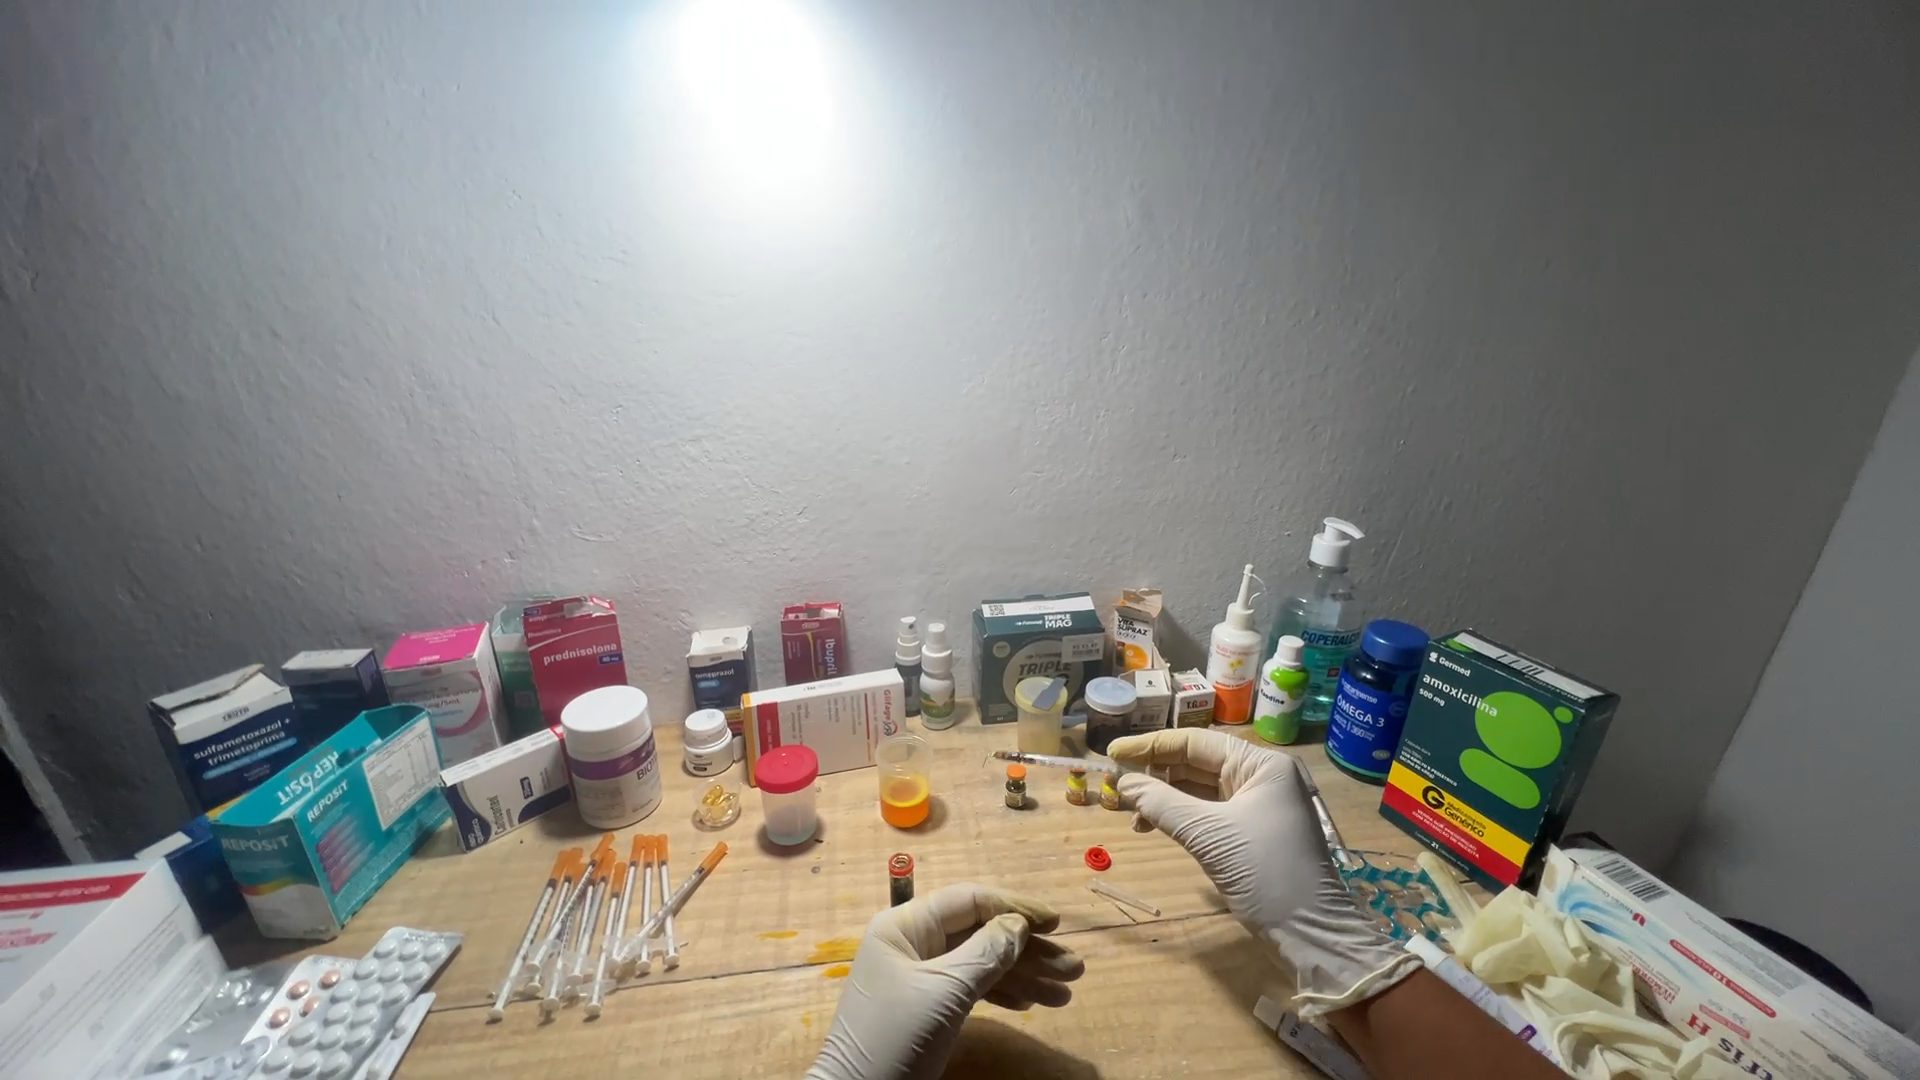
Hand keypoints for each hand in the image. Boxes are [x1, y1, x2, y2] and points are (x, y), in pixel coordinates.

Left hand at [806, 884, 1084, 1079]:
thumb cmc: (896, 1040)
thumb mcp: (945, 994)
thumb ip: (986, 953)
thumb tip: (1019, 924)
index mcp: (907, 924)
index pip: (970, 901)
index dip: (1014, 908)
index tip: (1055, 921)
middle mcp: (914, 942)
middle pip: (981, 933)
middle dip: (1028, 949)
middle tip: (1074, 968)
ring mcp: (920, 975)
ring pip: (981, 963)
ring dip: (1024, 975)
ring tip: (1066, 992)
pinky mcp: (927, 1006)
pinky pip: (971, 988)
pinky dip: (1002, 994)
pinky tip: (1030, 1004)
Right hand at [1109, 728, 1418, 1016]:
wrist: (1316, 940)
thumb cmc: (1268, 876)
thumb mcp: (1209, 836)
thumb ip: (1160, 803)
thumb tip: (1121, 784)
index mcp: (1261, 764)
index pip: (1194, 742)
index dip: (1149, 746)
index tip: (1112, 753)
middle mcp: (1261, 776)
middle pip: (1195, 762)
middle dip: (1153, 773)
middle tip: (1114, 783)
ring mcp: (1258, 804)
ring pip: (1198, 788)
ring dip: (1162, 796)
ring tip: (1127, 810)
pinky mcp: (1252, 831)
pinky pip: (1207, 811)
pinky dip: (1178, 816)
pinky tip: (1150, 826)